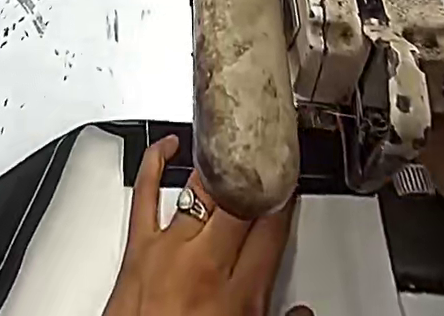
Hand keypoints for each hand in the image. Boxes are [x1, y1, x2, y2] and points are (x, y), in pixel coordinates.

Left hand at [102, 135, 298, 315]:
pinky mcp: (138, 242)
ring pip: (199, 191)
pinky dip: (155, 160)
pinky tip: (168, 144)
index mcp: (239, 297)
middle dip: (254, 179)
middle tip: (263, 164)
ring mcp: (169, 248)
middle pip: (238, 203)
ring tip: (229, 152)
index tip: (288, 187)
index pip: (270, 233)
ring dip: (217, 171)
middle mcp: (205, 265)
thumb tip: (304, 314)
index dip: (282, 203)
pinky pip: (146, 190)